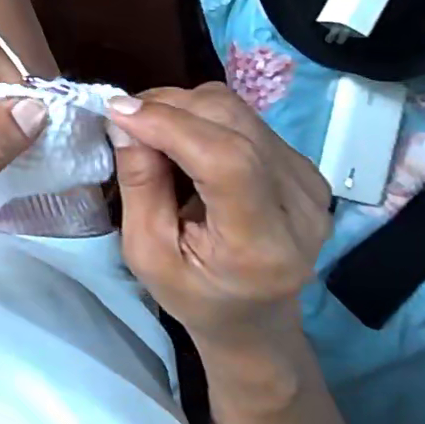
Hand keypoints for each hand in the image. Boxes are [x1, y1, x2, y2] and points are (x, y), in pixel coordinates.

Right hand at [105, 82, 332, 350]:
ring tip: (147, 126)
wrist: (254, 318)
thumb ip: (139, 186)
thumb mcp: (146, 253)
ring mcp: (307, 182)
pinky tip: (178, 138)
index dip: (170, 126)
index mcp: (262, 245)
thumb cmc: (192, 293)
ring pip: (235, 110)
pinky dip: (198, 114)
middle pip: (231, 123)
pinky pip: (241, 117)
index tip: (117, 112)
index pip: (228, 162)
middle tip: (124, 117)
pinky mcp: (301, 166)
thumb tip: (124, 122)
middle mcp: (298, 206)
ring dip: (181, 105)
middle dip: (167, 107)